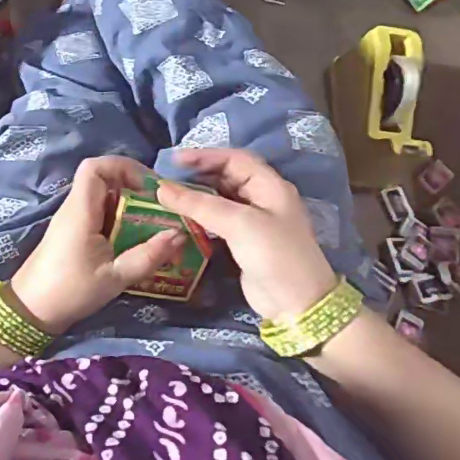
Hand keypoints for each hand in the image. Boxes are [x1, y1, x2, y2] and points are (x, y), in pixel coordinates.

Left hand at [10, 157, 184, 333]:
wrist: (31, 310)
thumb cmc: (70, 291)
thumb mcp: (115, 277)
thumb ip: (148, 255)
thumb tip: (180, 235)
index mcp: (81, 211)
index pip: (96, 167)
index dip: (124, 167)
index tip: (150, 187)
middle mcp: (74, 208)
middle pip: (102, 178)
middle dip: (134, 185)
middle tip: (159, 205)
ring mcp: (72, 220)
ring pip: (102, 196)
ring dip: (128, 203)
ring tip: (154, 221)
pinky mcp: (73, 233)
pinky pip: (98, 212)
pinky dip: (119, 217)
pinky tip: (135, 237)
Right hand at [153, 148, 339, 321]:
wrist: (297, 304)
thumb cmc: (275, 256)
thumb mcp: (239, 224)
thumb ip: (200, 205)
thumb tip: (162, 188)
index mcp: (270, 186)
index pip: (235, 159)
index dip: (205, 156)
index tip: (174, 160)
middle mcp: (263, 199)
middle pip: (227, 177)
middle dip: (198, 176)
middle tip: (167, 180)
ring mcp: (255, 222)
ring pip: (221, 200)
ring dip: (197, 197)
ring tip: (170, 198)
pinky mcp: (245, 243)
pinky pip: (219, 222)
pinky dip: (201, 218)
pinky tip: (182, 221)